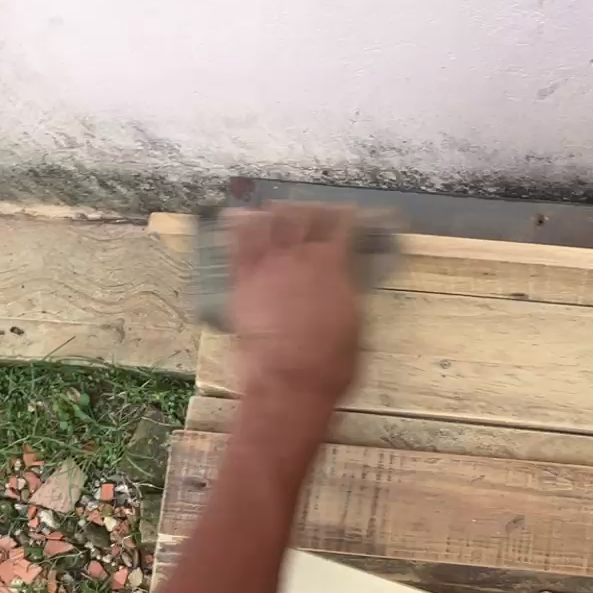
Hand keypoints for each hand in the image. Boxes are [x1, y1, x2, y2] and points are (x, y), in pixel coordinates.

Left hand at [227, 204, 362, 408]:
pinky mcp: (241, 284)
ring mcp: (265, 268)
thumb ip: (348, 292)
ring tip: (281, 209)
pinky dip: (240, 228)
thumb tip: (347, 280)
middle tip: (317, 210)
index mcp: (331, 266)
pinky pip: (237, 245)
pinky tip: (241, 220)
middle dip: (312, 210)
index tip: (350, 215)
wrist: (289, 383)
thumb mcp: (355, 324)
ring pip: (268, 223)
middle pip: (302, 217)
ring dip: (277, 213)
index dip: (346, 217)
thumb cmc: (330, 363)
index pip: (340, 227)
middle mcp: (298, 259)